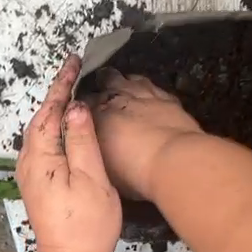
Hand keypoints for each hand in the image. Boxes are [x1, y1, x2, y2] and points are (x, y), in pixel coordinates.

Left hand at [19, 56, 121, 251]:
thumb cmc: (87, 226)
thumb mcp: (91, 179)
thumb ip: (82, 140)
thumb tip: (75, 108)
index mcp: (42, 157)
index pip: (50, 111)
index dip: (62, 85)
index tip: (73, 62)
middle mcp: (28, 164)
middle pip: (40, 119)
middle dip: (55, 94)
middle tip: (73, 72)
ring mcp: (29, 176)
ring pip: (38, 133)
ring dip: (52, 111)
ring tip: (69, 93)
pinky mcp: (36, 186)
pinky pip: (40, 147)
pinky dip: (51, 129)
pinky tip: (62, 128)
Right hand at [85, 70, 204, 200]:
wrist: (173, 161)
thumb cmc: (134, 173)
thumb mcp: (105, 170)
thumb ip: (97, 154)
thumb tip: (92, 151)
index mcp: (98, 118)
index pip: (83, 105)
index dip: (80, 106)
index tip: (78, 110)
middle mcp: (118, 101)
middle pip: (105, 83)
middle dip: (99, 83)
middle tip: (96, 84)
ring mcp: (144, 97)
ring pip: (129, 79)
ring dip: (122, 79)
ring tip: (116, 79)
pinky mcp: (167, 99)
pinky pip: (152, 86)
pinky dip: (145, 85)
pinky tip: (143, 86)